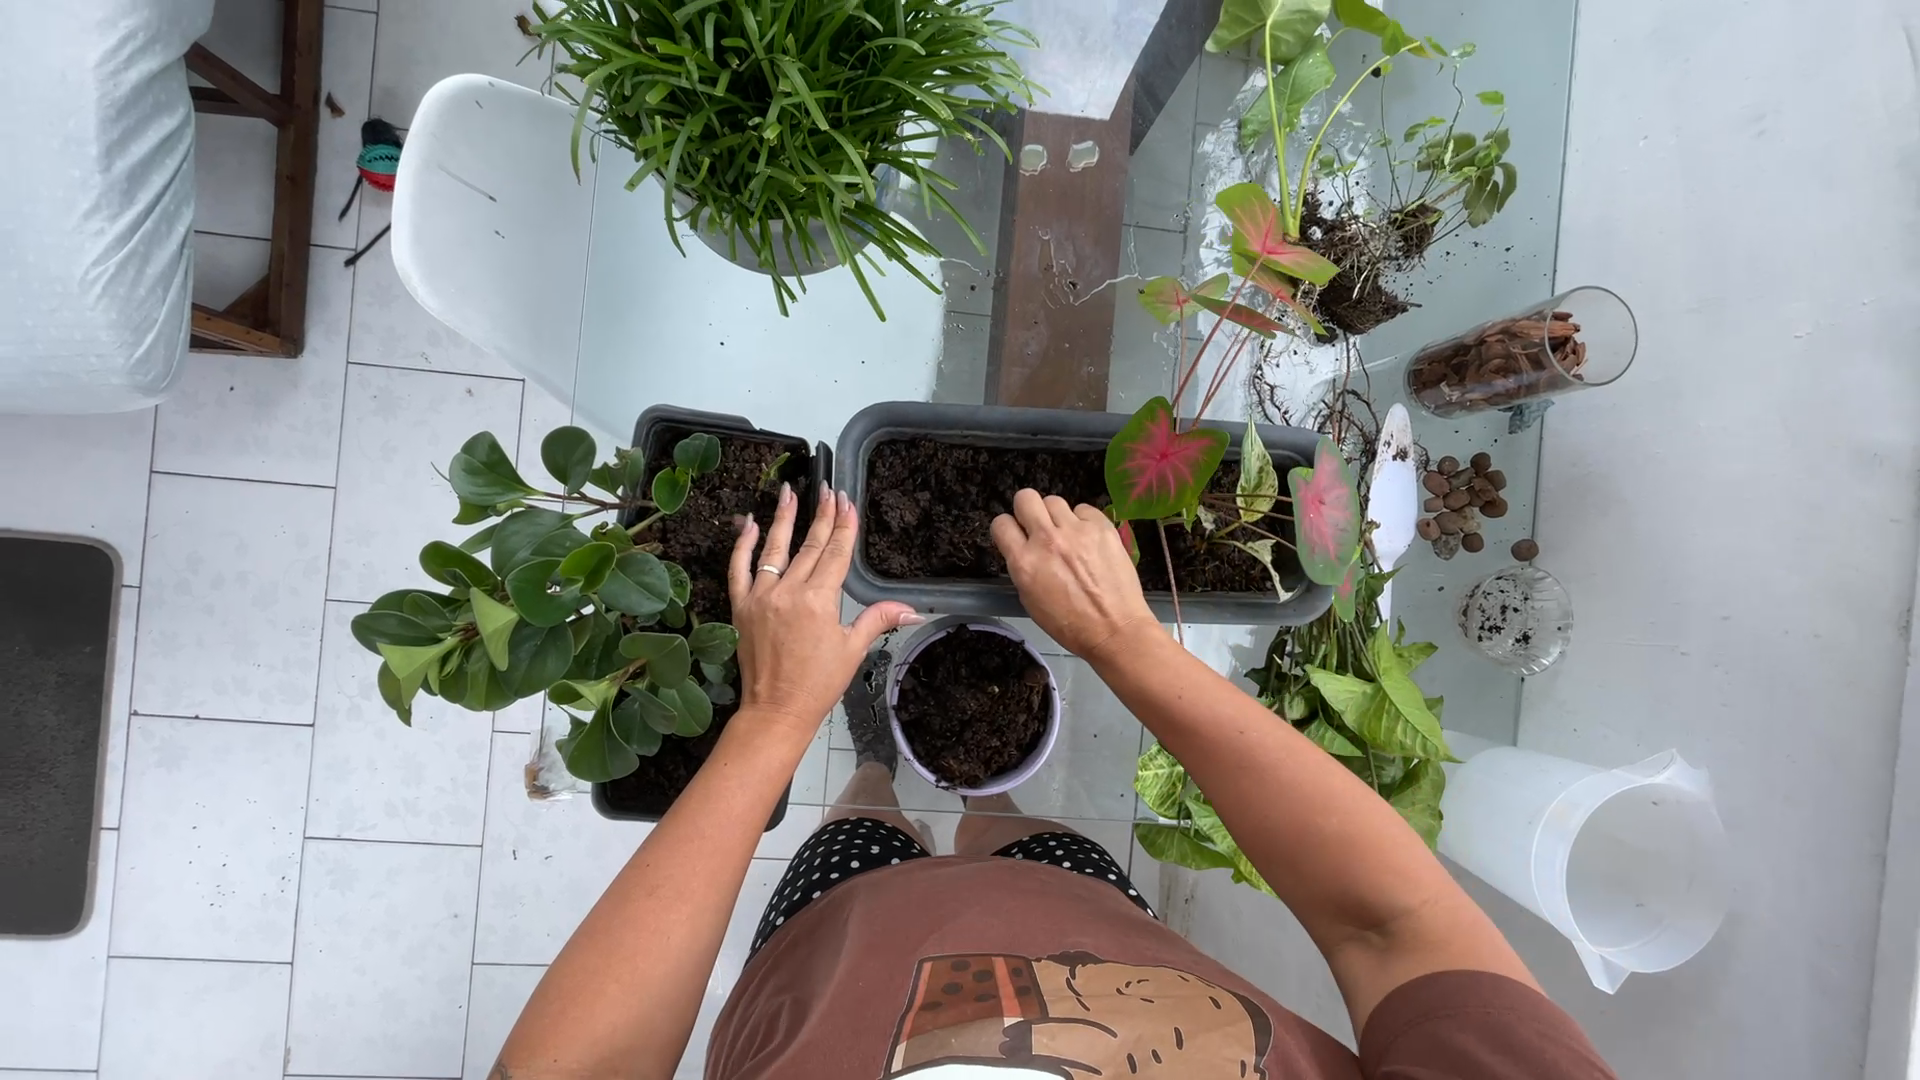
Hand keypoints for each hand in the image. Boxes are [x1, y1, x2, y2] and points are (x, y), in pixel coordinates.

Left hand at [728, 482, 919, 738]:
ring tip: (790, 491)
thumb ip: (878, 620)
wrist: (775, 710)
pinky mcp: (741, 607)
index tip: (847, 501)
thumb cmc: (818, 684)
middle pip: (809, 545)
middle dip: (821, 515)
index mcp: (818, 600)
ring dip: (783, 518)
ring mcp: (761, 597)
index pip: (835, 553)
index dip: (843, 525)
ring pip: (774, 549)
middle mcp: (788, 592)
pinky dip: (742, 545)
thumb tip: (912, 610)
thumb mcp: (853, 650)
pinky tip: (748, 523)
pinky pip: (738, 568)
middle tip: (828, 489)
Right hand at [990, 489, 1159, 663]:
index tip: (1015, 534)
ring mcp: (1076, 530)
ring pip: (1054, 501)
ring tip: (1067, 535)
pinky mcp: (1101, 526)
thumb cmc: (1070, 624)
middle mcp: (1047, 540)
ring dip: (1056, 516)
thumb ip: (1022, 567)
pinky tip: (1088, 539)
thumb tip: (1022, 548)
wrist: (1114, 629)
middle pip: (1025, 497)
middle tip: (1037, 525)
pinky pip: (1084, 509)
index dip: (1007, 528)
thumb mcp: (1030, 599)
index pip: (1001, 524)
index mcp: (1024, 562)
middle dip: (1027, 509)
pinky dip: (1083, 521)